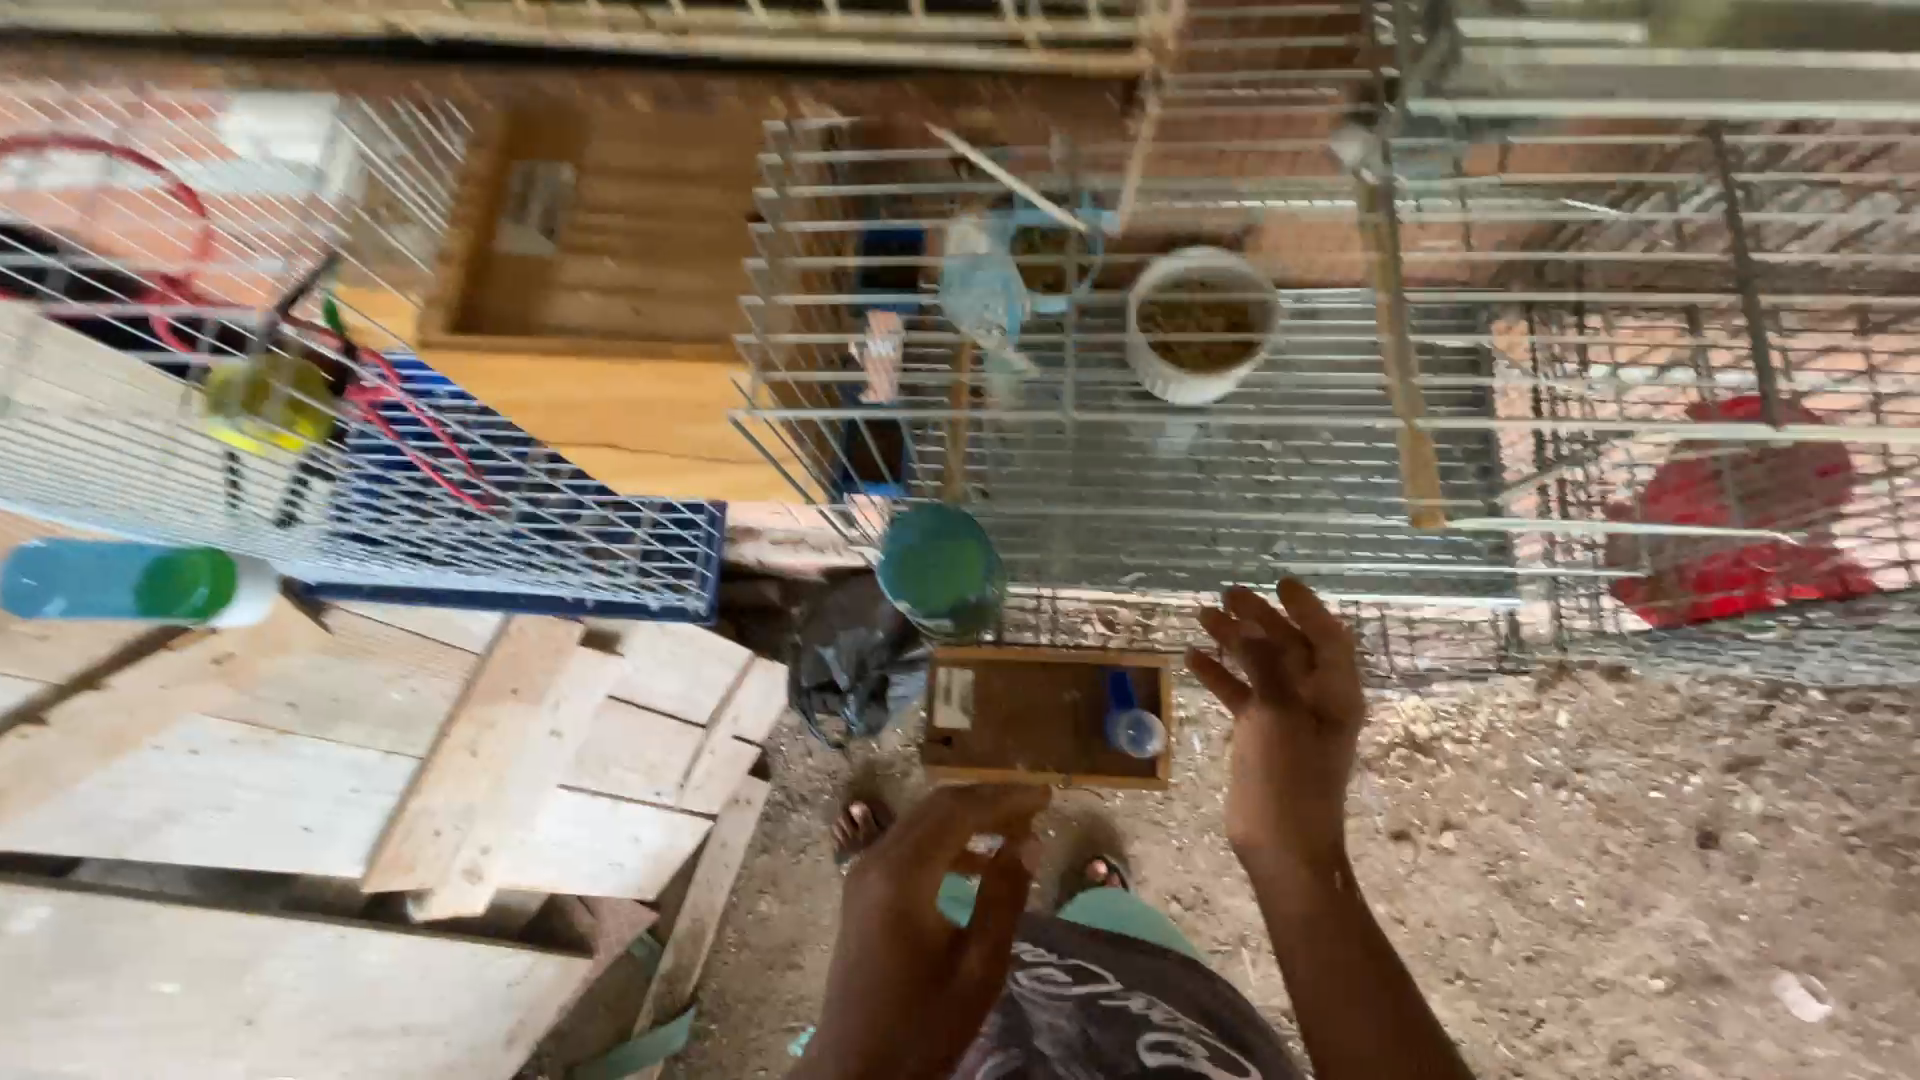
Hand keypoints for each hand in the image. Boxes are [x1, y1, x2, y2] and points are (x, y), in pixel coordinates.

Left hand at [794, 784, 1049, 1079]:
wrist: (855, 1068)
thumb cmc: (922, 1024)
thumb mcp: (978, 968)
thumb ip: (1003, 898)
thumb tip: (1030, 842)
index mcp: (902, 876)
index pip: (958, 811)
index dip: (1005, 798)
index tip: (1047, 797)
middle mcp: (877, 860)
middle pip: (937, 807)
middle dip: (989, 800)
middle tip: (1036, 807)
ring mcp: (864, 871)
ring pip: (922, 821)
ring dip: (969, 818)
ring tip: (1017, 831)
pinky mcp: (863, 887)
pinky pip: (910, 844)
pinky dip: (947, 840)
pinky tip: (979, 863)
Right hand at [1186, 579, 1366, 883]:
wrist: (1280, 842)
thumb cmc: (1290, 776)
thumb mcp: (1279, 713)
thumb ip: (1265, 666)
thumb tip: (1248, 631)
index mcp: (1335, 692)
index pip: (1326, 637)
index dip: (1305, 607)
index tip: (1279, 582)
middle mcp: (1313, 698)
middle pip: (1288, 646)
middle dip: (1260, 619)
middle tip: (1228, 594)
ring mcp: (1284, 717)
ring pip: (1259, 667)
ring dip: (1235, 641)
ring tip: (1204, 615)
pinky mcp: (1259, 735)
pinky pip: (1239, 694)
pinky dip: (1220, 675)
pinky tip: (1193, 658)